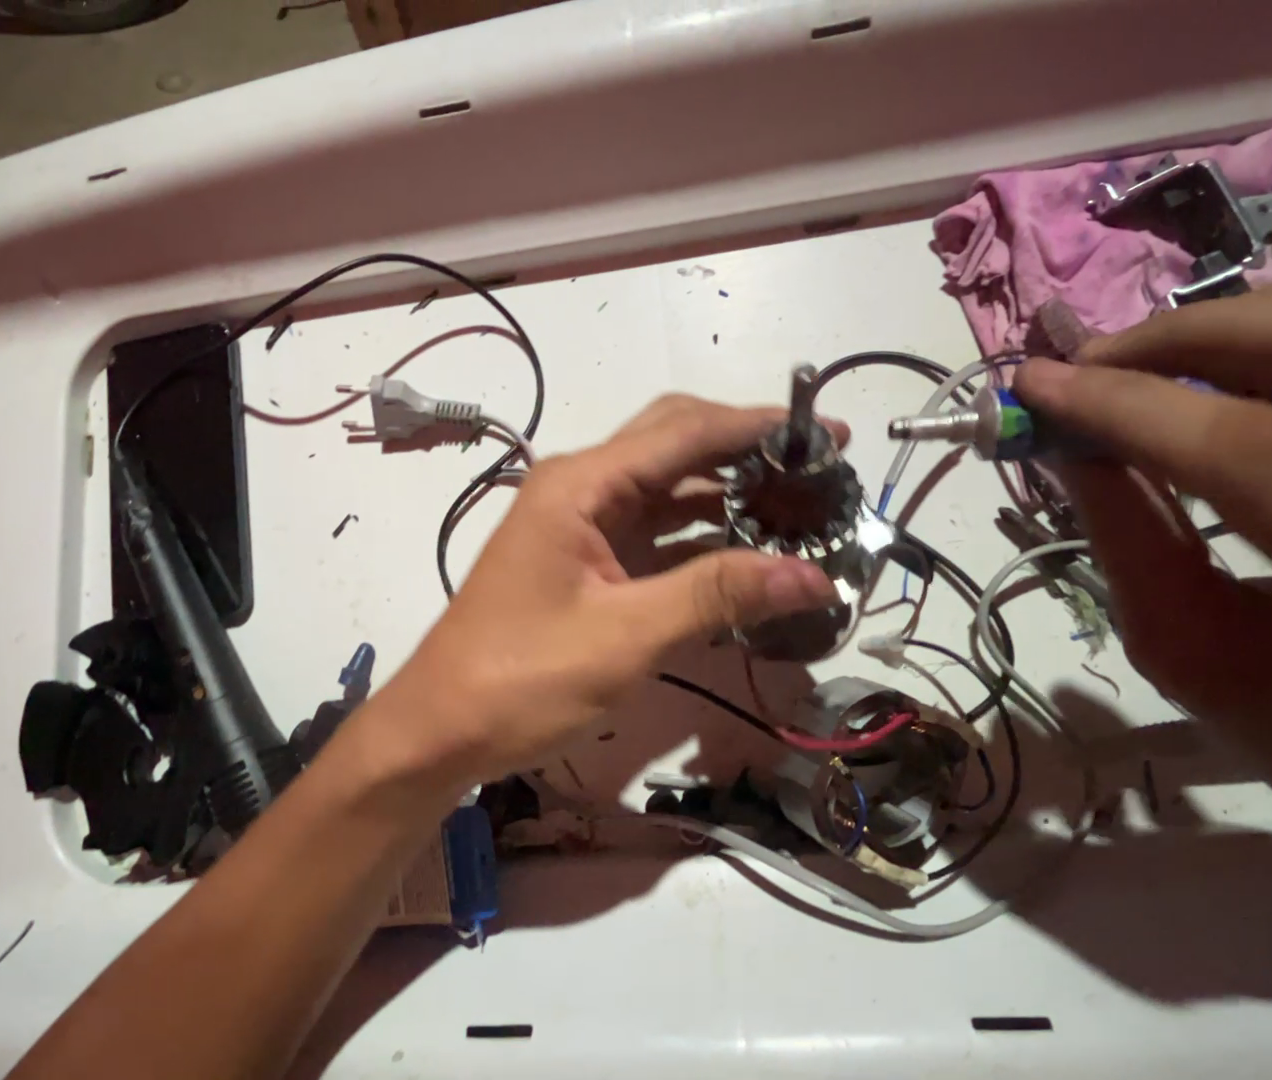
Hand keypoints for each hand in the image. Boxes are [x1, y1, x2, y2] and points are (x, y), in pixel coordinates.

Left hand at [363, 394, 841, 794]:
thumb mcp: (625, 635)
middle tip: (821, 471)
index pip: (685, 432)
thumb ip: (717, 595)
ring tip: (803, 513)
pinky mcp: (589, 563)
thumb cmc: (522, 678)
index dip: (759, 427)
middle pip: (677, 446)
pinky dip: (704, 541)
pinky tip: (752, 558)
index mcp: (582, 485)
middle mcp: (583, 488)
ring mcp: (584, 526)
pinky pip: (657, 535)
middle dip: (748, 452)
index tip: (830, 434)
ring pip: (670, 491)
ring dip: (732, 497)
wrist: (442, 728)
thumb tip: (815, 576)